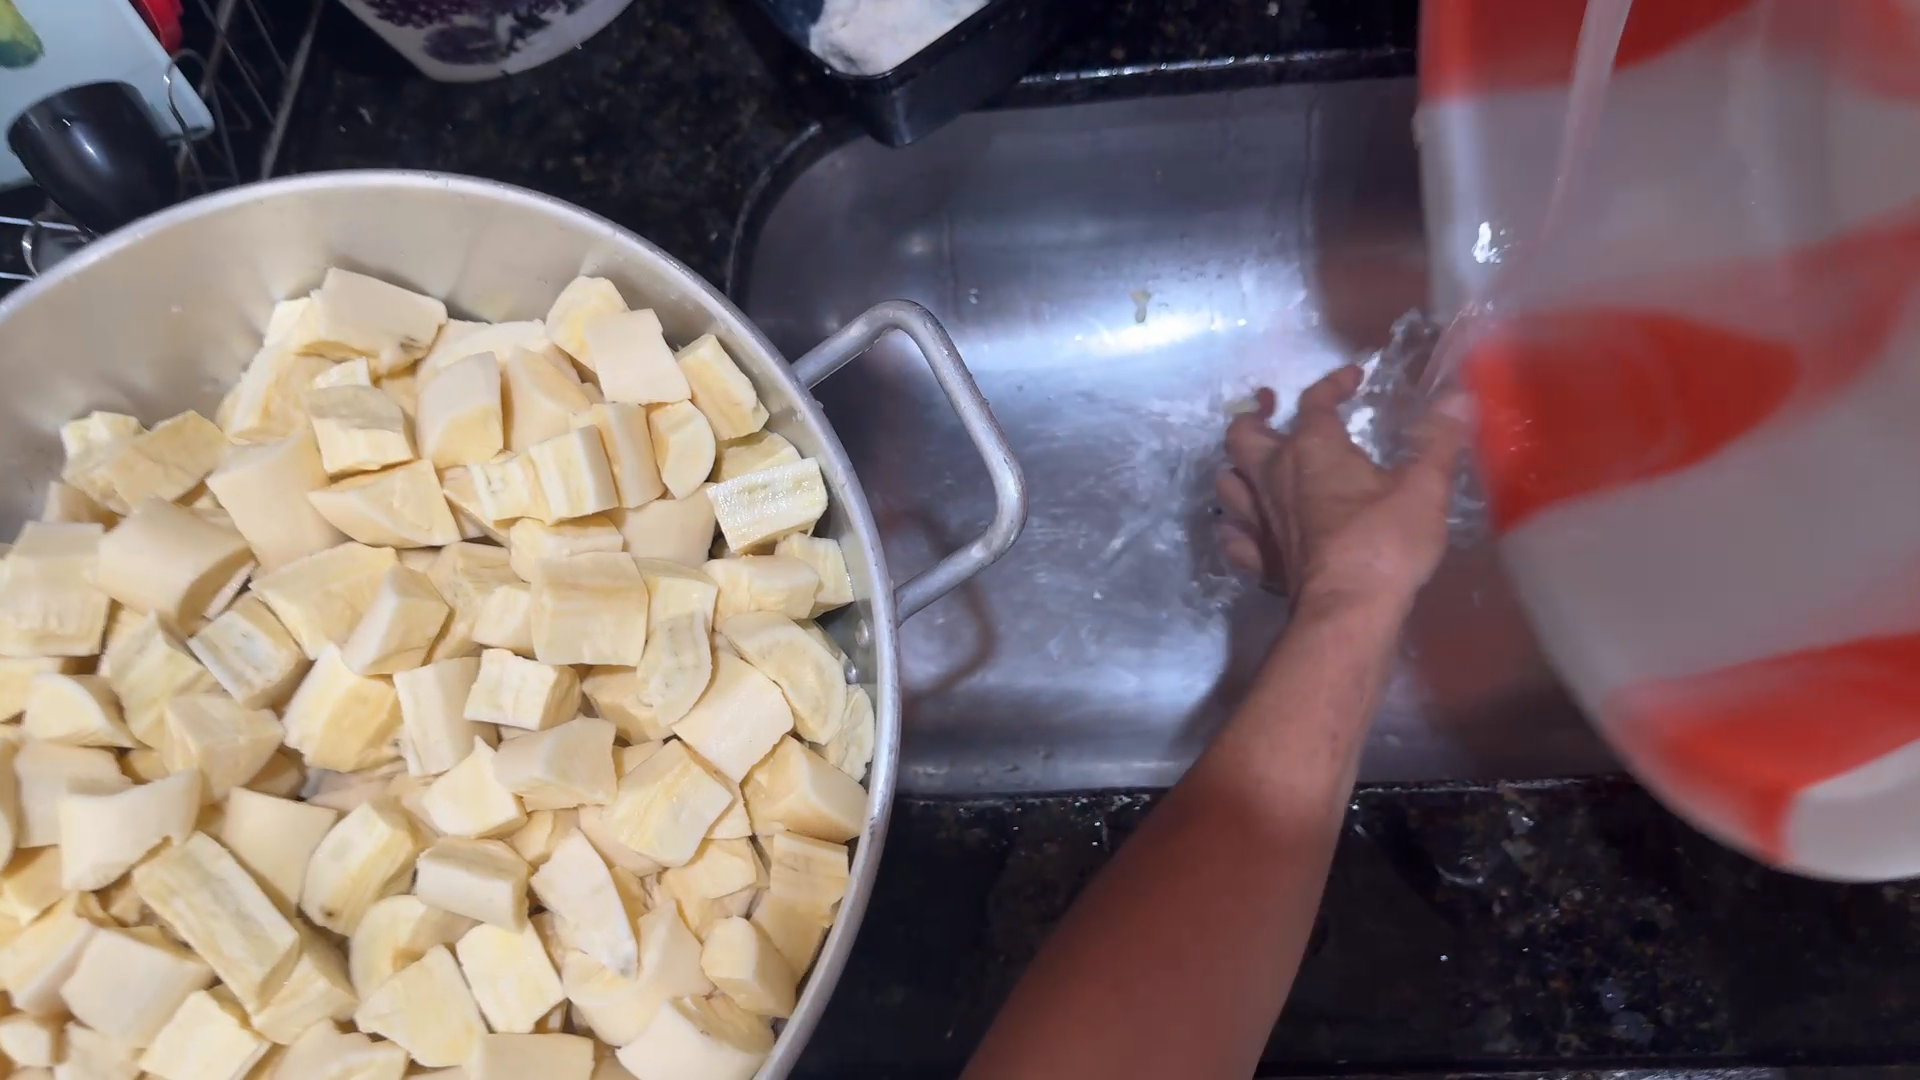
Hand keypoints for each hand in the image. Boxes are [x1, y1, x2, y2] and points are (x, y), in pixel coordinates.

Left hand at [1216, 366, 1470, 615]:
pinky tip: (1246, 526)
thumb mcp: (1424, 486)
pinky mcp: (1255, 555)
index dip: (1332, 384)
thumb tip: (1456, 397)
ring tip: (1254, 466)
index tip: (1352, 377)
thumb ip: (1436, 440)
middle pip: (1242, 436)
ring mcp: (1255, 518)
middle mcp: (1271, 476)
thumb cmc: (1385, 541)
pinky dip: (1235, 525)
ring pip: (1227, 482)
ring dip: (1237, 469)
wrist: (1347, 604)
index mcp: (1310, 450)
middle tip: (1266, 408)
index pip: (1314, 402)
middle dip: (1252, 417)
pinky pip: (1232, 534)